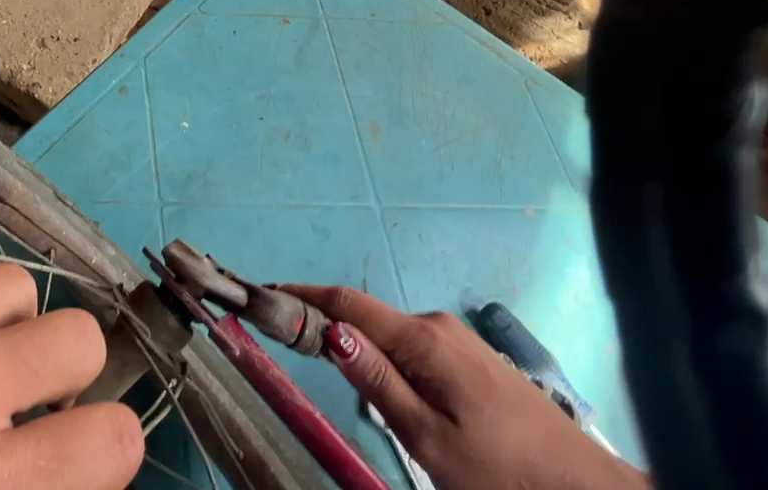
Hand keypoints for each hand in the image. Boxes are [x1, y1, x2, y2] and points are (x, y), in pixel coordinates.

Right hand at [286, 286, 648, 489]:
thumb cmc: (503, 473)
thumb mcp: (429, 438)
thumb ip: (378, 382)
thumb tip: (331, 329)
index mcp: (424, 340)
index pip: (349, 304)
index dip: (303, 296)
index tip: (264, 295)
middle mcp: (438, 326)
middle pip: (367, 317)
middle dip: (325, 323)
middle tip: (288, 347)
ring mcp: (458, 341)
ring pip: (390, 336)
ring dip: (356, 345)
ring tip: (331, 372)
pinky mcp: (471, 359)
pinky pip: (413, 349)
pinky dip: (384, 357)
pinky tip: (383, 388)